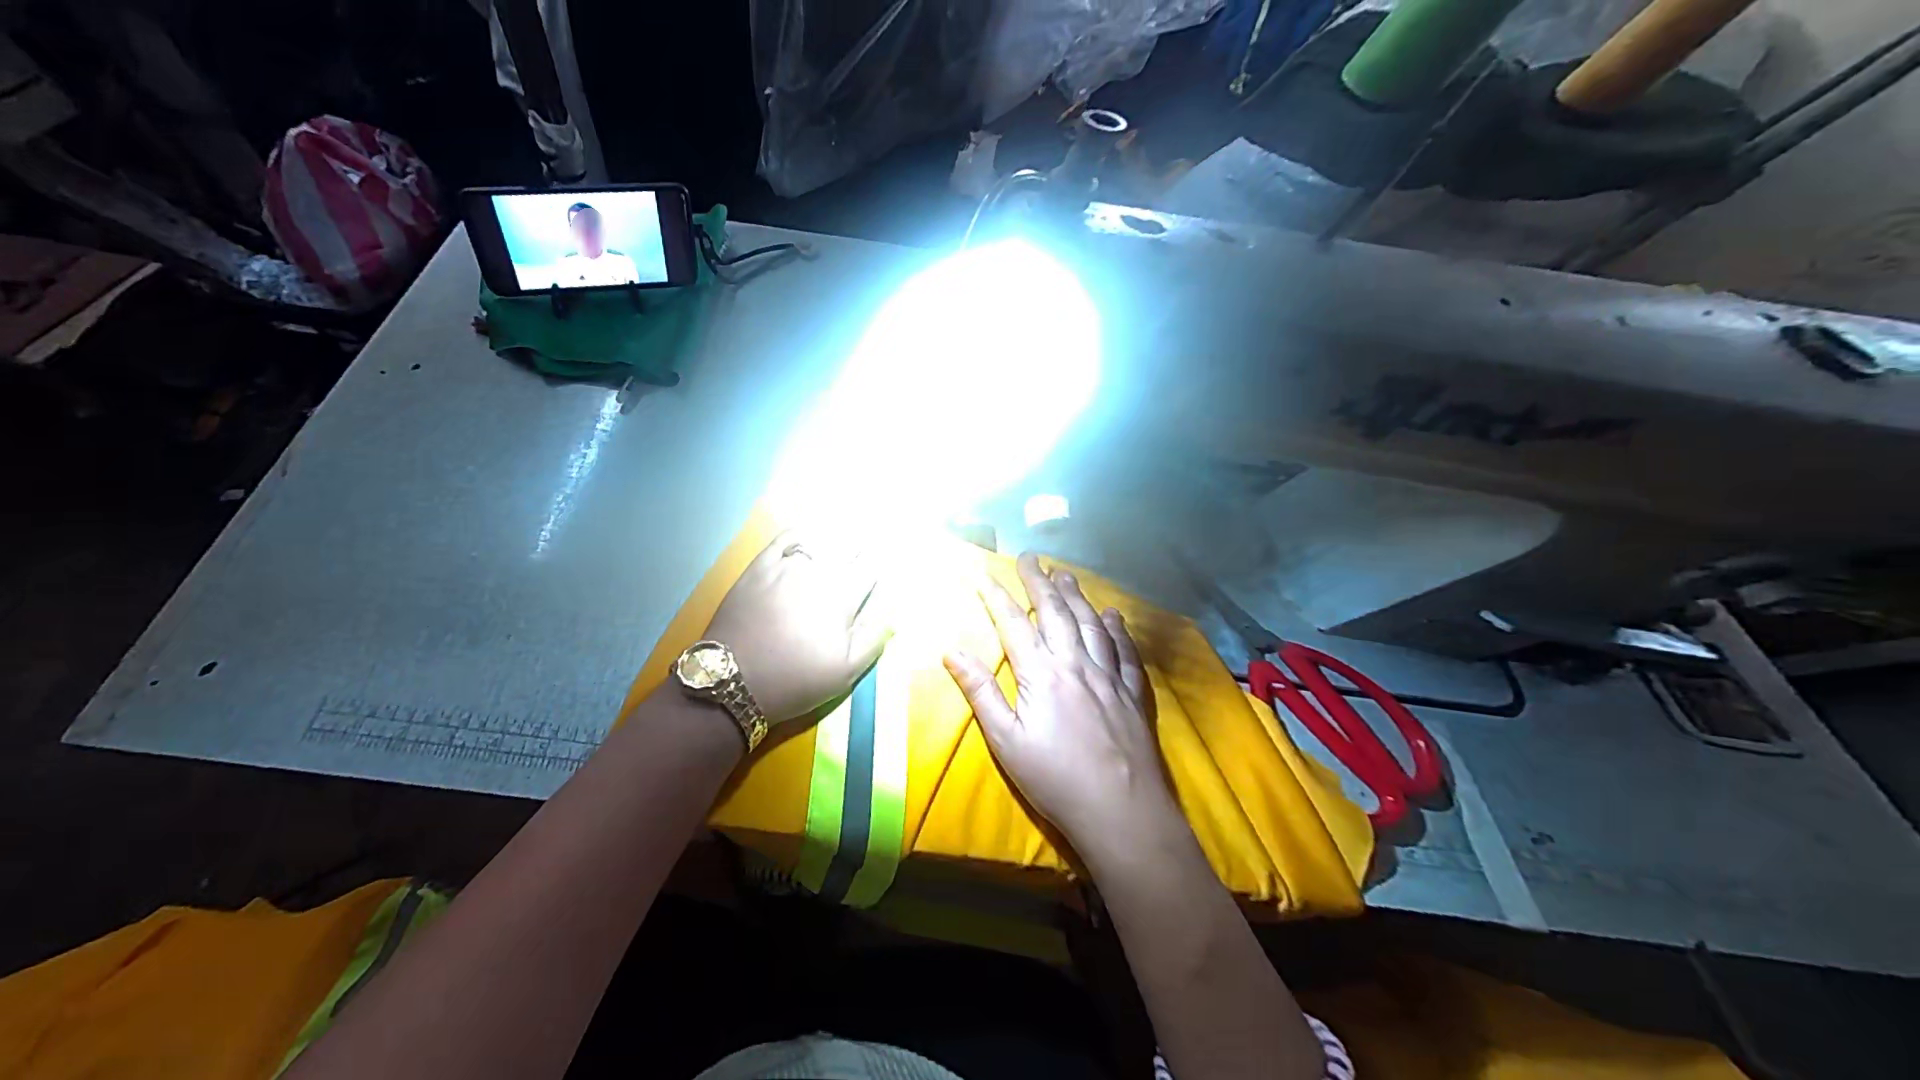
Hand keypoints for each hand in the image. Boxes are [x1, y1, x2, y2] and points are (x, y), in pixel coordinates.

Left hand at [703, 531, 890, 724]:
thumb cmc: (796, 679)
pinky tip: (808, 539)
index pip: (872, 566)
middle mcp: (818, 571)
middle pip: (850, 546)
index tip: (891, 560)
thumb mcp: (846, 670)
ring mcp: (786, 565)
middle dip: (863, 548)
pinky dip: (803, 535)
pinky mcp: (760, 566)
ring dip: (837, 539)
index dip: (883, 562)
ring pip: (821, 539)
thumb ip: (875, 633)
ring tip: (845, 539)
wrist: (734, 681)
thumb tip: (894, 604)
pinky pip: (786, 538)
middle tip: (870, 549)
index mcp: (843, 596)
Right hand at [944, 554, 1173, 847]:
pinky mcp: (1133, 691)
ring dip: (1076, 595)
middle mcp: (1076, 663)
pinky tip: (1114, 616)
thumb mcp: (1006, 741)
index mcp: (1041, 674)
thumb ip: (981, 693)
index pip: (1014, 624)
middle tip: (1029, 557)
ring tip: (1065, 574)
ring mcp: (1109, 675)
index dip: (997, 596)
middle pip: (1055, 612)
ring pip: (1091, 623)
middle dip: (1039, 582)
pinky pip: (1125, 650)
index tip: (983, 573)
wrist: (1121, 809)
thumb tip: (952, 652)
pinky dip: (1117, 628)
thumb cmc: (1054, 779)